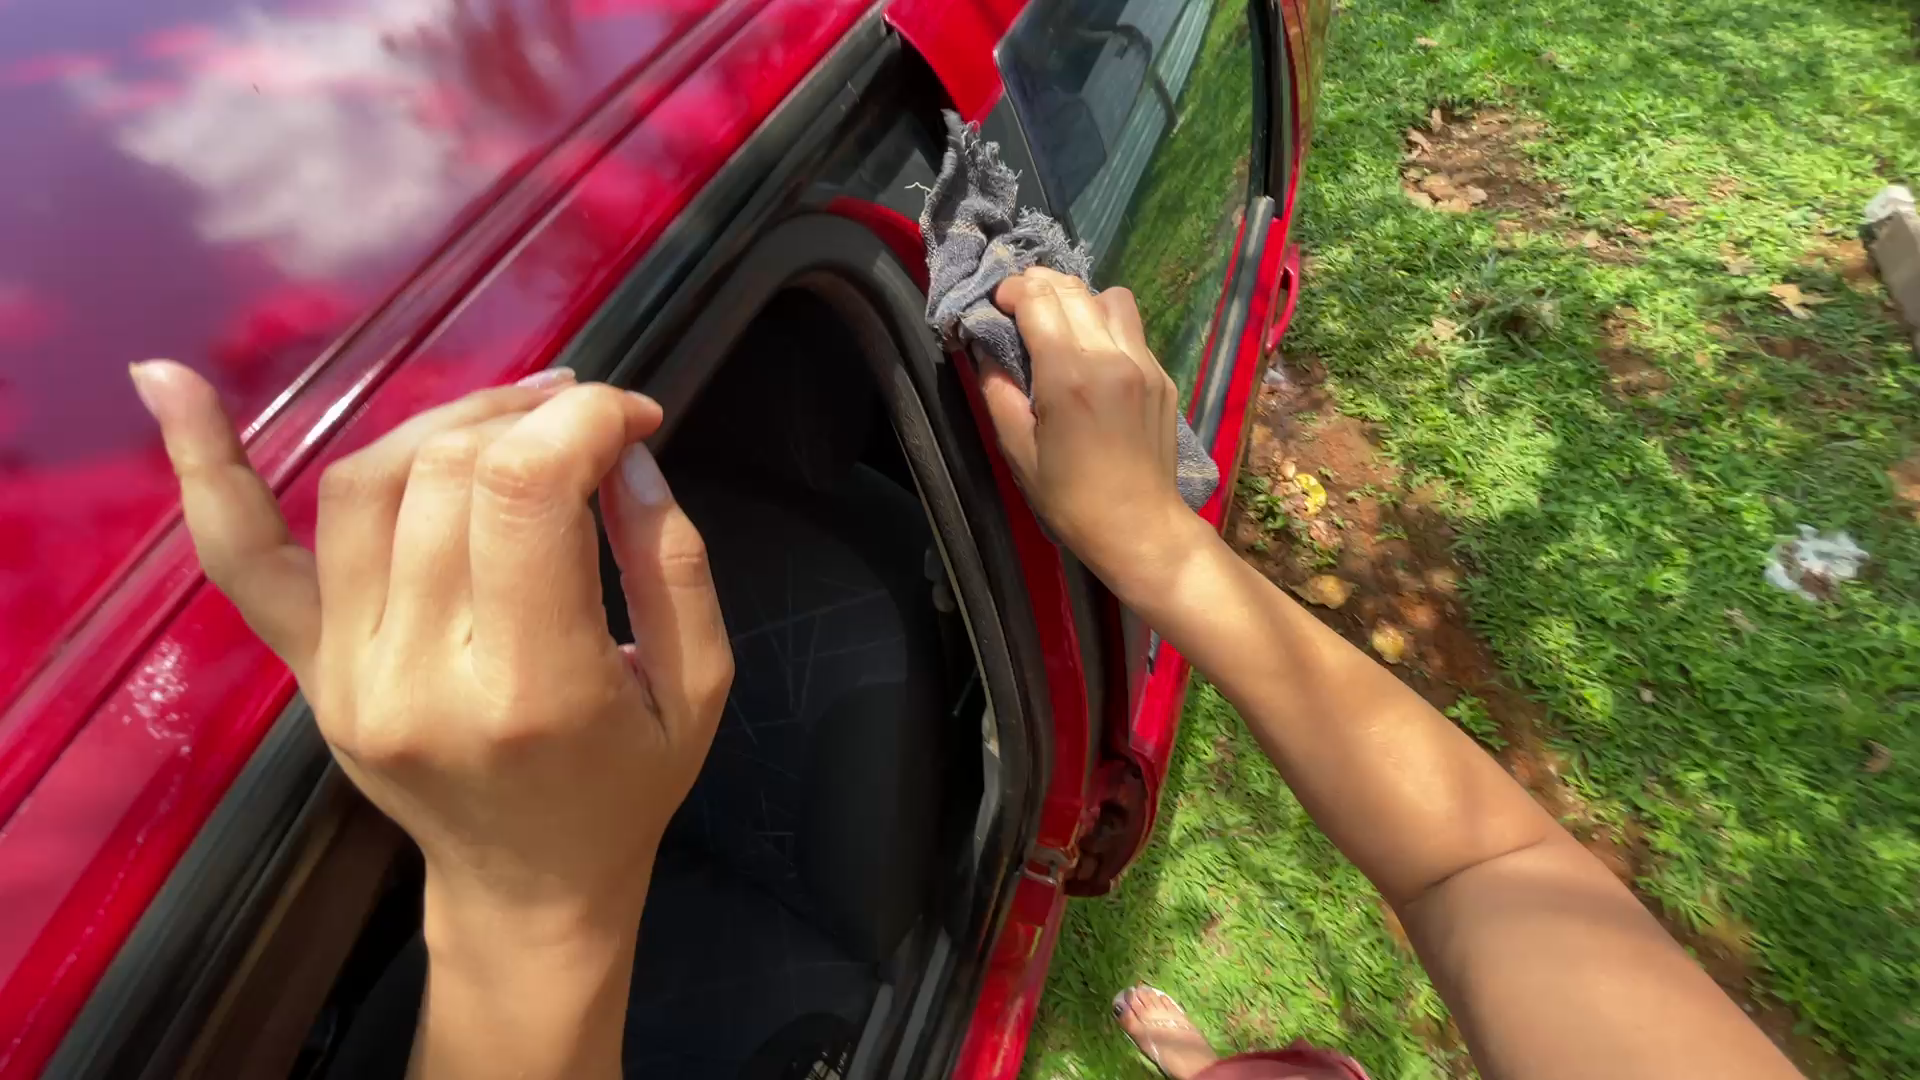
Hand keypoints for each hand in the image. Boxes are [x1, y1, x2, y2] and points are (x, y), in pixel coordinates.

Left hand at [130, 360, 730, 940]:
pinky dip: (209, 467)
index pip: (528, 495)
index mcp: (537, 684)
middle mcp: (419, 673)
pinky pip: (243, 560)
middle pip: (451, 476)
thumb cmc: (635, 783)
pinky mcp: (310, 671)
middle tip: (596, 419)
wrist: (534, 882)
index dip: (583, 423)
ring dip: (452, 421)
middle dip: (535, 415)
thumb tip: (628, 458)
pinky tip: (171, 379)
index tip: (637, 417)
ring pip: (372, 486)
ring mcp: (345, 673)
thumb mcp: (701, 682)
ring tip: (520, 413)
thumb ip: (676, 564)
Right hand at [980, 267, 1207, 596]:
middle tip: (1019, 305)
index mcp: (1068, 377)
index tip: (996, 303)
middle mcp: (1110, 357)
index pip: (1038, 300)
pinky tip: (1093, 354)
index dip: (1011, 291)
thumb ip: (997, 390)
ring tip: (1062, 324)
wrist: (1139, 526)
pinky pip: (1132, 329)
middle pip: (1073, 290)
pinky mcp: (1162, 376)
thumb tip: (985, 347)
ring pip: (1111, 298)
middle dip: (1039, 286)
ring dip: (1080, 300)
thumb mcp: (1017, 450)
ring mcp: (1144, 363)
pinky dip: (1106, 326)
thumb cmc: (1069, 498)